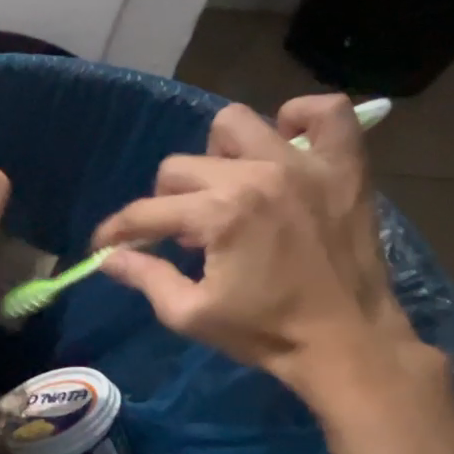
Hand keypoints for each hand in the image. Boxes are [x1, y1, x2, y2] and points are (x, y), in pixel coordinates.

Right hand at [93, 96, 436, 405]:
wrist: (347, 343)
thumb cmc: (264, 332)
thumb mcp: (189, 314)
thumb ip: (146, 278)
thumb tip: (108, 258)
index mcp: (219, 215)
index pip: (145, 211)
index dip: (117, 231)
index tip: (106, 246)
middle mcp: (257, 176)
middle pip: (180, 167)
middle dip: (166, 201)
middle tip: (182, 234)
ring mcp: (305, 165)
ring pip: (236, 124)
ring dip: (218, 154)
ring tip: (226, 187)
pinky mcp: (345, 166)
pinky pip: (326, 111)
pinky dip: (300, 119)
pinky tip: (284, 148)